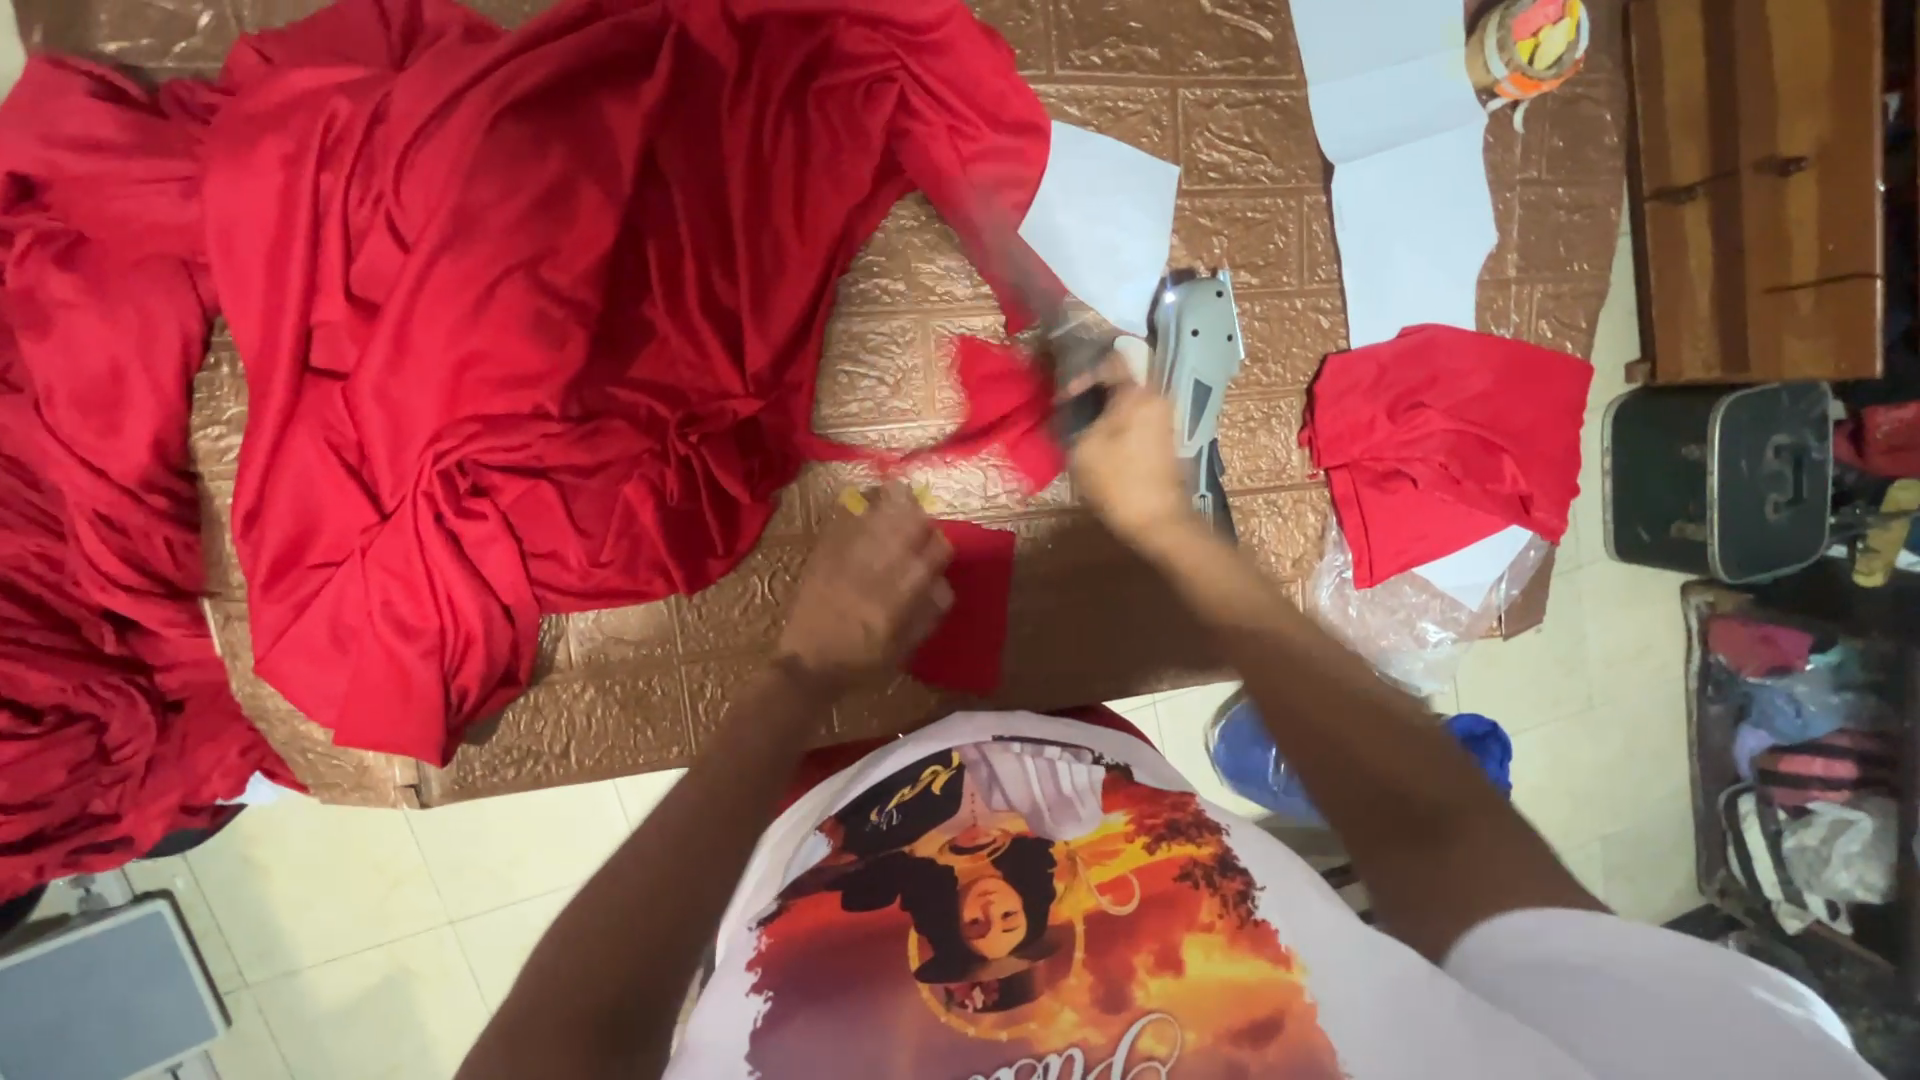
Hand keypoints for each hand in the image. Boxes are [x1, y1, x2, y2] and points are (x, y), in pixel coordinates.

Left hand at [775, 482, 953, 695]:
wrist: (806, 667)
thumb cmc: (860, 664)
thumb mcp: (902, 650)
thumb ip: (926, 616)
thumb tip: (943, 585)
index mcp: (898, 600)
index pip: (930, 559)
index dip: (941, 546)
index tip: (943, 544)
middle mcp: (876, 576)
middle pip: (904, 532)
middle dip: (917, 517)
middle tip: (923, 511)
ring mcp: (847, 564)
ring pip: (875, 524)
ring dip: (891, 506)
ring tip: (901, 492)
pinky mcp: (823, 560)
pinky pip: (843, 528)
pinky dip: (856, 512)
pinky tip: (865, 501)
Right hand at [1069, 373, 1196, 547]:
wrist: (1158, 520)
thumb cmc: (1117, 482)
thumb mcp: (1081, 449)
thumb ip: (1073, 420)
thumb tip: (1069, 410)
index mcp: (1138, 393)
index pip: (1112, 360)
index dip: (1083, 374)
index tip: (1065, 398)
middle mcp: (1158, 399)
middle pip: (1123, 379)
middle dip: (1094, 390)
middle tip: (1070, 407)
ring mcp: (1166, 419)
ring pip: (1130, 400)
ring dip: (1105, 408)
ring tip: (1082, 425)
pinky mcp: (1166, 439)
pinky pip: (1138, 418)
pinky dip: (1118, 422)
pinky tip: (1100, 440)